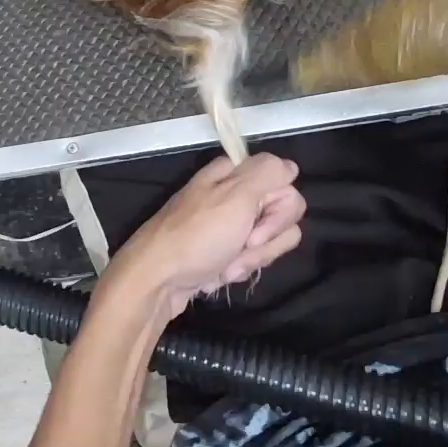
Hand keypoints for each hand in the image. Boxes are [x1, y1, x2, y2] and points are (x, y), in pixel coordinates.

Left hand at [102, 153, 306, 318]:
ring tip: (225, 268)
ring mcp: (228, 223)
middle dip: (265, 240)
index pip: (285, 183)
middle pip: (281, 215)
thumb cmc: (196, 237)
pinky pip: (251, 257)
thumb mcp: (234, 196)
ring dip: (251, 259)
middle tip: (240, 247)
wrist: (157, 280)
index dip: (278, 209)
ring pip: (270, 240)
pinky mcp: (224, 250)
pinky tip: (218, 275)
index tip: (254, 222)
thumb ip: (267, 173)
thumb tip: (290, 166)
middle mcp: (233, 193)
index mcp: (233, 173)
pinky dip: (238, 269)